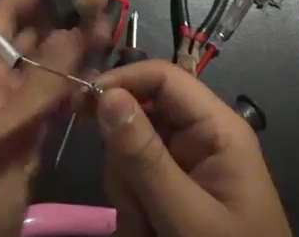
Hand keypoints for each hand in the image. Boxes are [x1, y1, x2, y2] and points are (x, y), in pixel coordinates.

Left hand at [0, 0, 108, 236]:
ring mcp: (12, 104)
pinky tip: (102, 67)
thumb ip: (44, 79)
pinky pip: (54, 93)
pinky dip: (76, 79)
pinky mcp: (27, 130)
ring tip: (112, 21)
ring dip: (77, 42)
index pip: (4, 12)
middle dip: (66, 12)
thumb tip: (77, 27)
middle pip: (31, 33)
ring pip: (47, 62)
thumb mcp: (7, 129)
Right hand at [91, 60, 290, 236]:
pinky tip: (146, 232)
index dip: (122, 81)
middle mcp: (200, 137)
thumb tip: (106, 94)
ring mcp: (185, 165)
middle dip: (126, 162)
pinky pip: (135, 183)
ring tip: (147, 230)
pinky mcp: (174, 191)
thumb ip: (145, 158)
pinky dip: (133, 211)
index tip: (82, 104)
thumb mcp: (187, 216)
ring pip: (130, 153)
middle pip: (140, 117)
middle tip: (134, 207)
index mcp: (217, 127)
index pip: (163, 77)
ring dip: (128, 195)